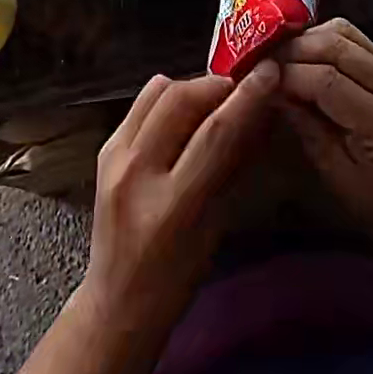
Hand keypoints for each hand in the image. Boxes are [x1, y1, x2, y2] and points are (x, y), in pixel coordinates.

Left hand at [75, 62, 279, 337]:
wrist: (116, 301)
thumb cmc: (176, 278)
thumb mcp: (215, 229)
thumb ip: (233, 168)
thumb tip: (259, 118)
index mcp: (171, 205)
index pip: (215, 134)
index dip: (247, 97)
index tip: (269, 72)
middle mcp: (136, 172)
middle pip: (180, 99)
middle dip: (216, 85)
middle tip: (241, 88)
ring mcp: (113, 157)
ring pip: (156, 92)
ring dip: (190, 87)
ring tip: (214, 100)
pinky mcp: (103, 149)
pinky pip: (140, 104)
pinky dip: (167, 99)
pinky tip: (184, 114)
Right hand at [276, 18, 372, 278]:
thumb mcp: (341, 180)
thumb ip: (307, 128)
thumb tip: (270, 89)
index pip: (328, 81)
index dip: (287, 74)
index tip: (256, 77)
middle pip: (337, 46)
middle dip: (292, 49)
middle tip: (261, 60)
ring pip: (347, 34)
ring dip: (308, 39)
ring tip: (279, 57)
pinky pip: (357, 40)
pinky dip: (325, 40)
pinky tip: (304, 56)